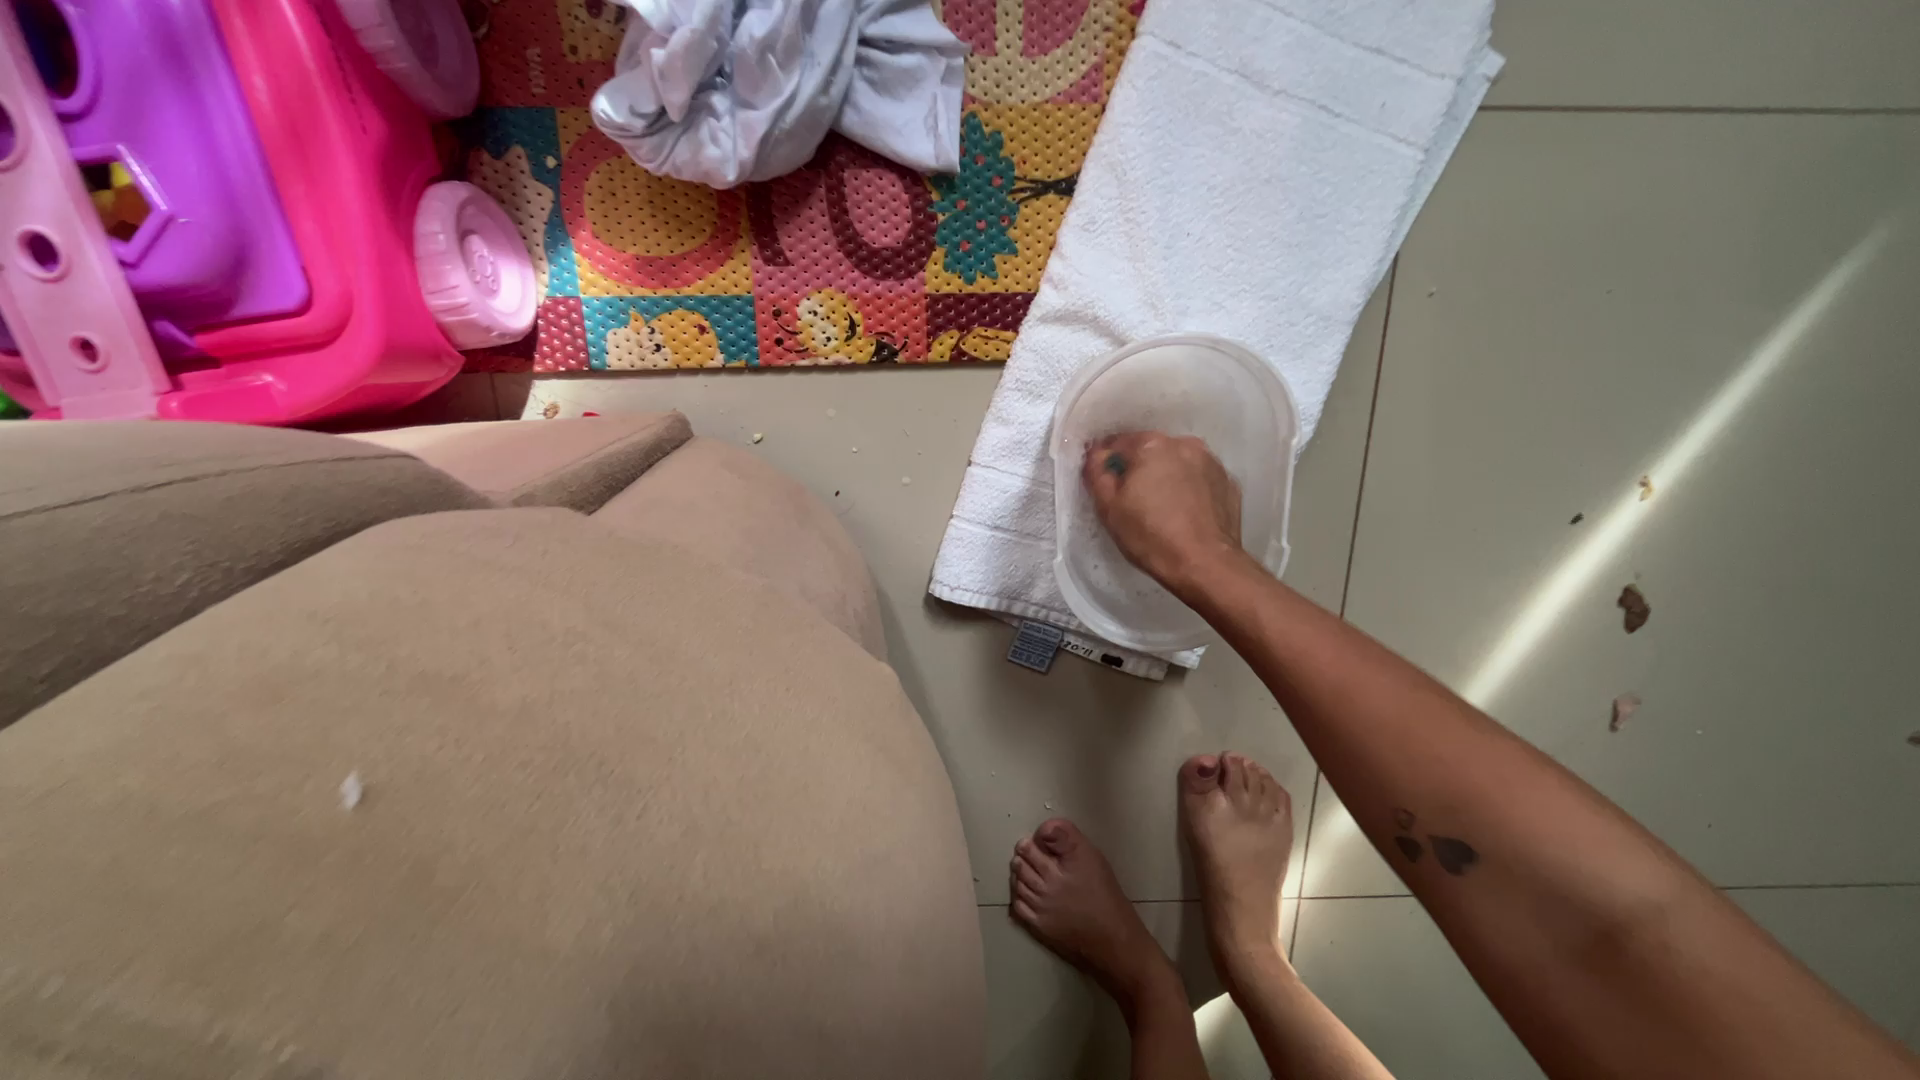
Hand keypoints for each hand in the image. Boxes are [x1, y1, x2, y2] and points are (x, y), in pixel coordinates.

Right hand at [1082, 432, 1245, 596]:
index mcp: (1151, 446)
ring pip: (1177, 463)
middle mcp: (1183, 444)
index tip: (1105, 484)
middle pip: (1150, 451)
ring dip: (1167, 476)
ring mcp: (1211, 462)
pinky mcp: (1229, 483)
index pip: (1117, 443)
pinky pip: (1199, 479)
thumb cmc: (1150, 536)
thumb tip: (1097, 455)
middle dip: (1139, 469)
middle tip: (1133, 500)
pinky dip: (1190, 489)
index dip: (1107, 463)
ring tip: (1162, 508)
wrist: (1205, 564)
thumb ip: (1096, 473)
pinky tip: (1185, 514)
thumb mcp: (1108, 507)